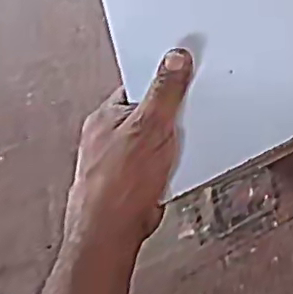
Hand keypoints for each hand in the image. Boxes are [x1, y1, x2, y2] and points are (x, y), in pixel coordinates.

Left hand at [68, 48, 193, 245]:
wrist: (111, 234)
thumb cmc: (117, 185)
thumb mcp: (150, 124)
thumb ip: (165, 90)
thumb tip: (174, 59)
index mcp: (107, 115)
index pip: (140, 84)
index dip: (164, 79)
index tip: (185, 73)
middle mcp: (110, 135)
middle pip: (152, 109)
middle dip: (172, 113)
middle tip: (184, 115)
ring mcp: (122, 157)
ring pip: (159, 136)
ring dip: (173, 140)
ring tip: (177, 147)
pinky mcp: (136, 178)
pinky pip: (163, 158)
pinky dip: (172, 160)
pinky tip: (175, 166)